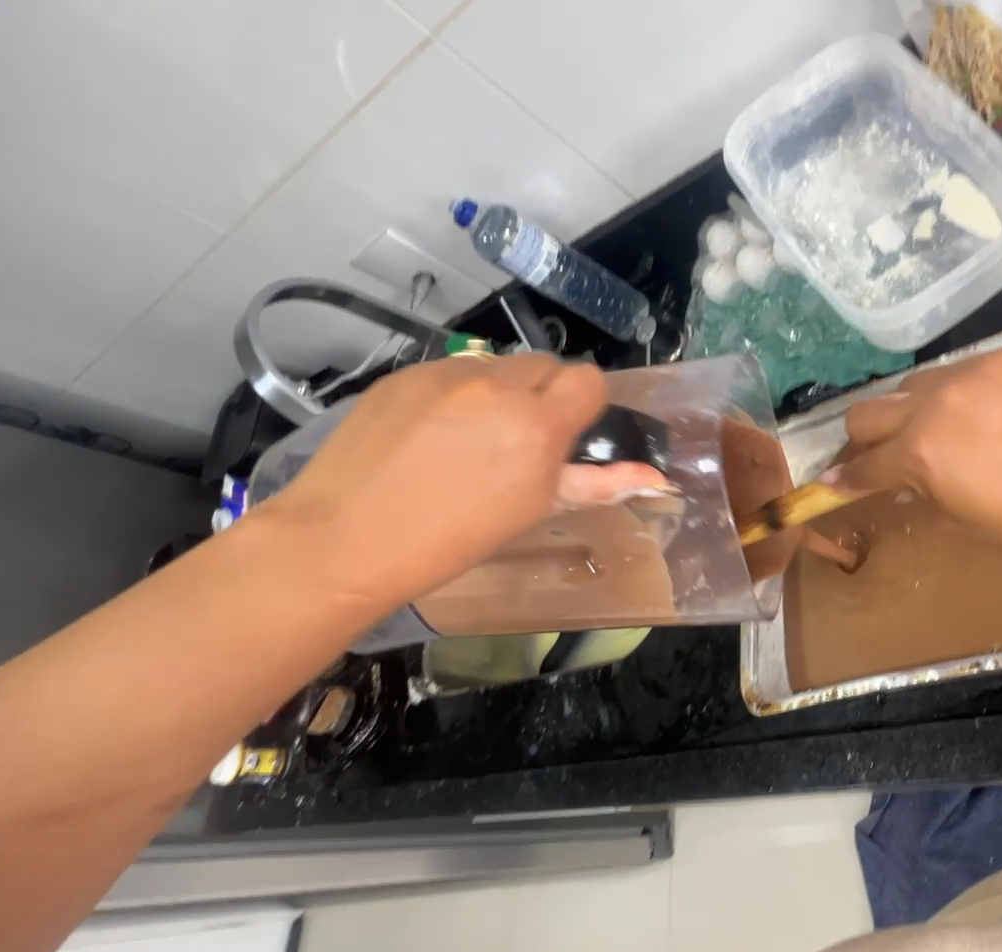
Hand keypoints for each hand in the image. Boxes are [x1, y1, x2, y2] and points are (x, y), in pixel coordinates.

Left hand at [250, 353, 663, 610]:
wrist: (347, 536)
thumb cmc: (456, 536)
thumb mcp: (535, 508)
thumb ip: (597, 483)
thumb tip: (654, 478)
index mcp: (538, 424)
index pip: (589, 380)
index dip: (586, 404)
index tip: (570, 432)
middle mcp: (497, 385)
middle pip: (546, 365)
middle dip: (545, 394)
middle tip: (523, 438)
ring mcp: (446, 374)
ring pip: (498, 364)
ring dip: (502, 391)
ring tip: (473, 438)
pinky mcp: (405, 374)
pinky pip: (452, 371)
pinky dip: (458, 393)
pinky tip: (433, 434)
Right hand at [828, 350, 1001, 555]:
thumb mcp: (963, 523)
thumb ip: (921, 496)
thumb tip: (902, 483)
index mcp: (921, 453)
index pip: (865, 466)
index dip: (845, 481)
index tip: (831, 485)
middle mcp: (933, 405)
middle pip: (866, 412)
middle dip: (863, 440)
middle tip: (879, 457)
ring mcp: (968, 375)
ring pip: (910, 386)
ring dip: (908, 412)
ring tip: (937, 433)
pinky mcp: (1001, 359)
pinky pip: (956, 373)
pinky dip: (953, 396)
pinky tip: (981, 416)